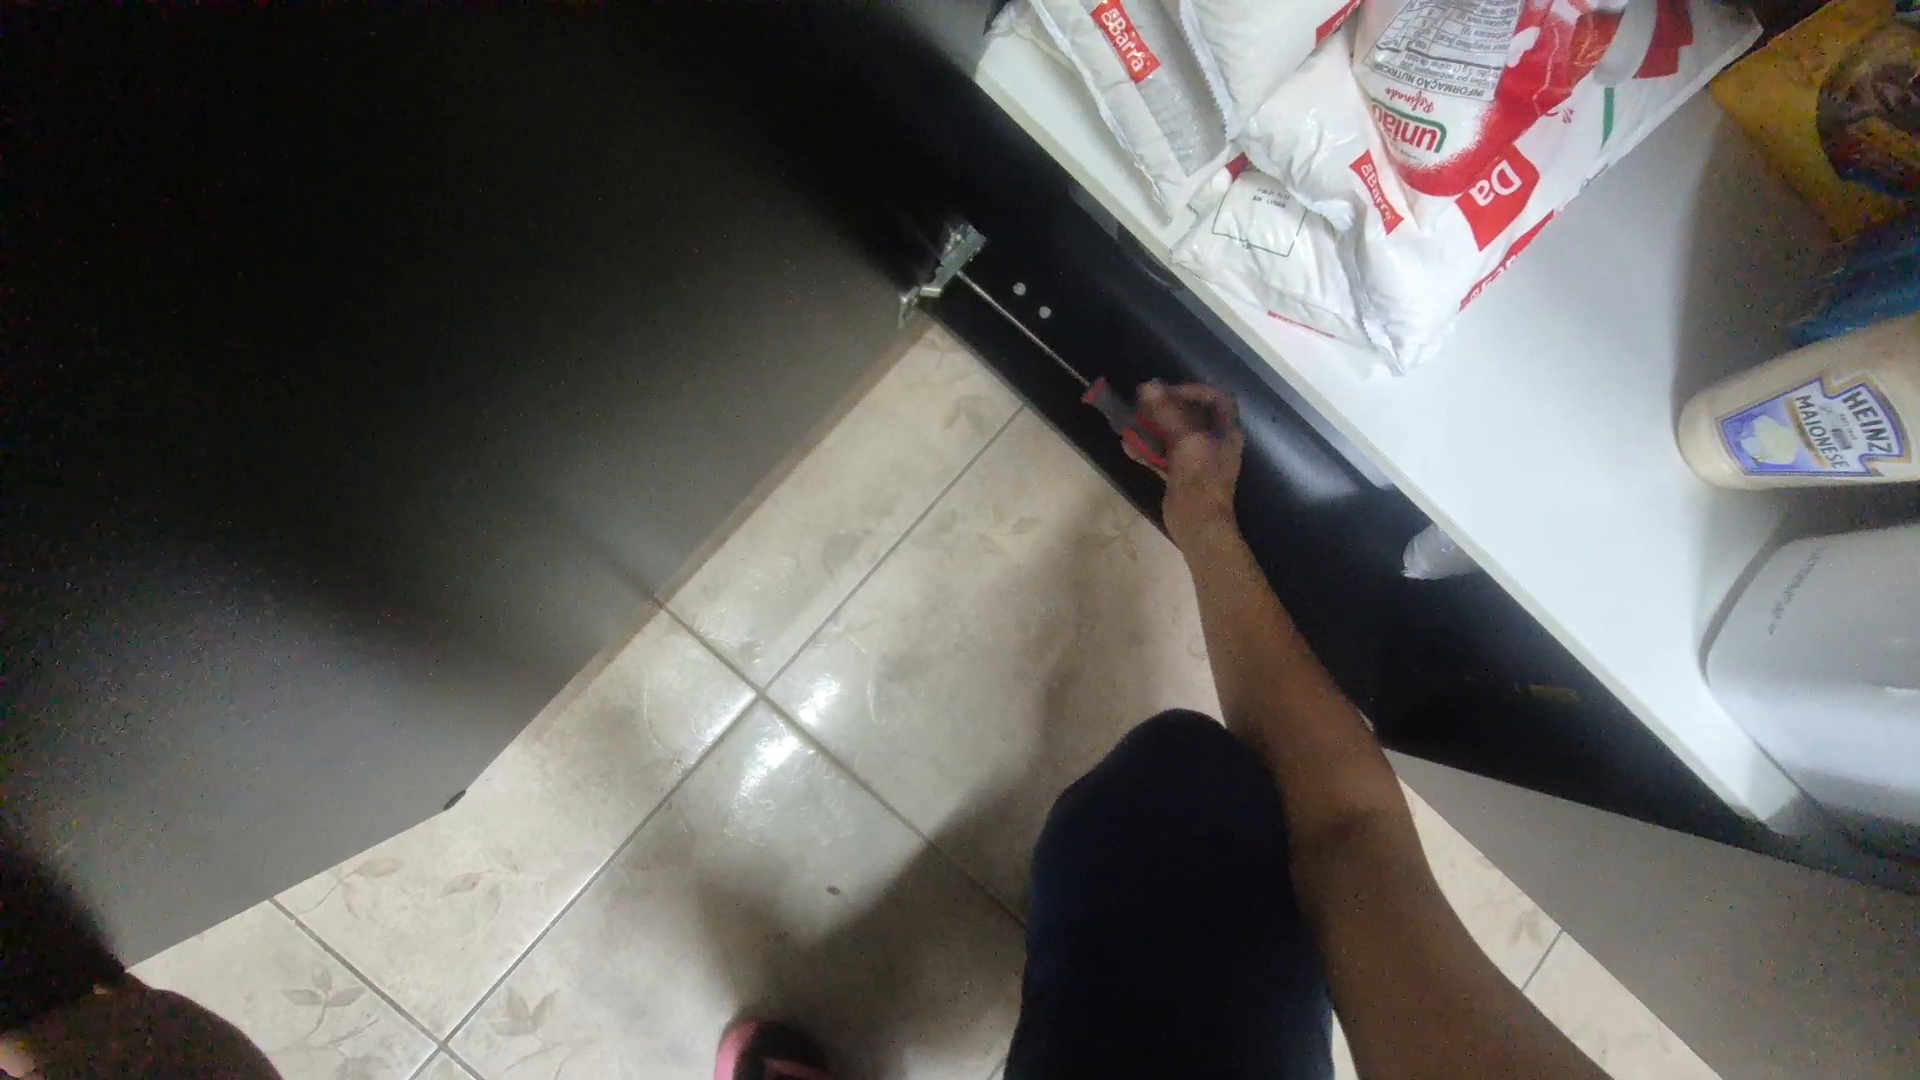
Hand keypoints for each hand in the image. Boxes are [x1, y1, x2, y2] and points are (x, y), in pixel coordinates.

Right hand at [1127, 381, 1243, 553]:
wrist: (1199, 525)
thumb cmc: (1199, 480)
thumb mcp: (1186, 441)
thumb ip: (1167, 413)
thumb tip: (1148, 386)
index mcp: (1224, 432)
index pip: (1216, 399)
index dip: (1194, 390)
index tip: (1167, 392)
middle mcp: (1213, 443)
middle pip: (1191, 416)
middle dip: (1165, 409)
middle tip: (1143, 406)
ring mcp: (1197, 461)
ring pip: (1173, 436)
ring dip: (1152, 428)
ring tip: (1130, 423)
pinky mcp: (1181, 476)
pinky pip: (1163, 456)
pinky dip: (1147, 450)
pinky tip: (1127, 447)